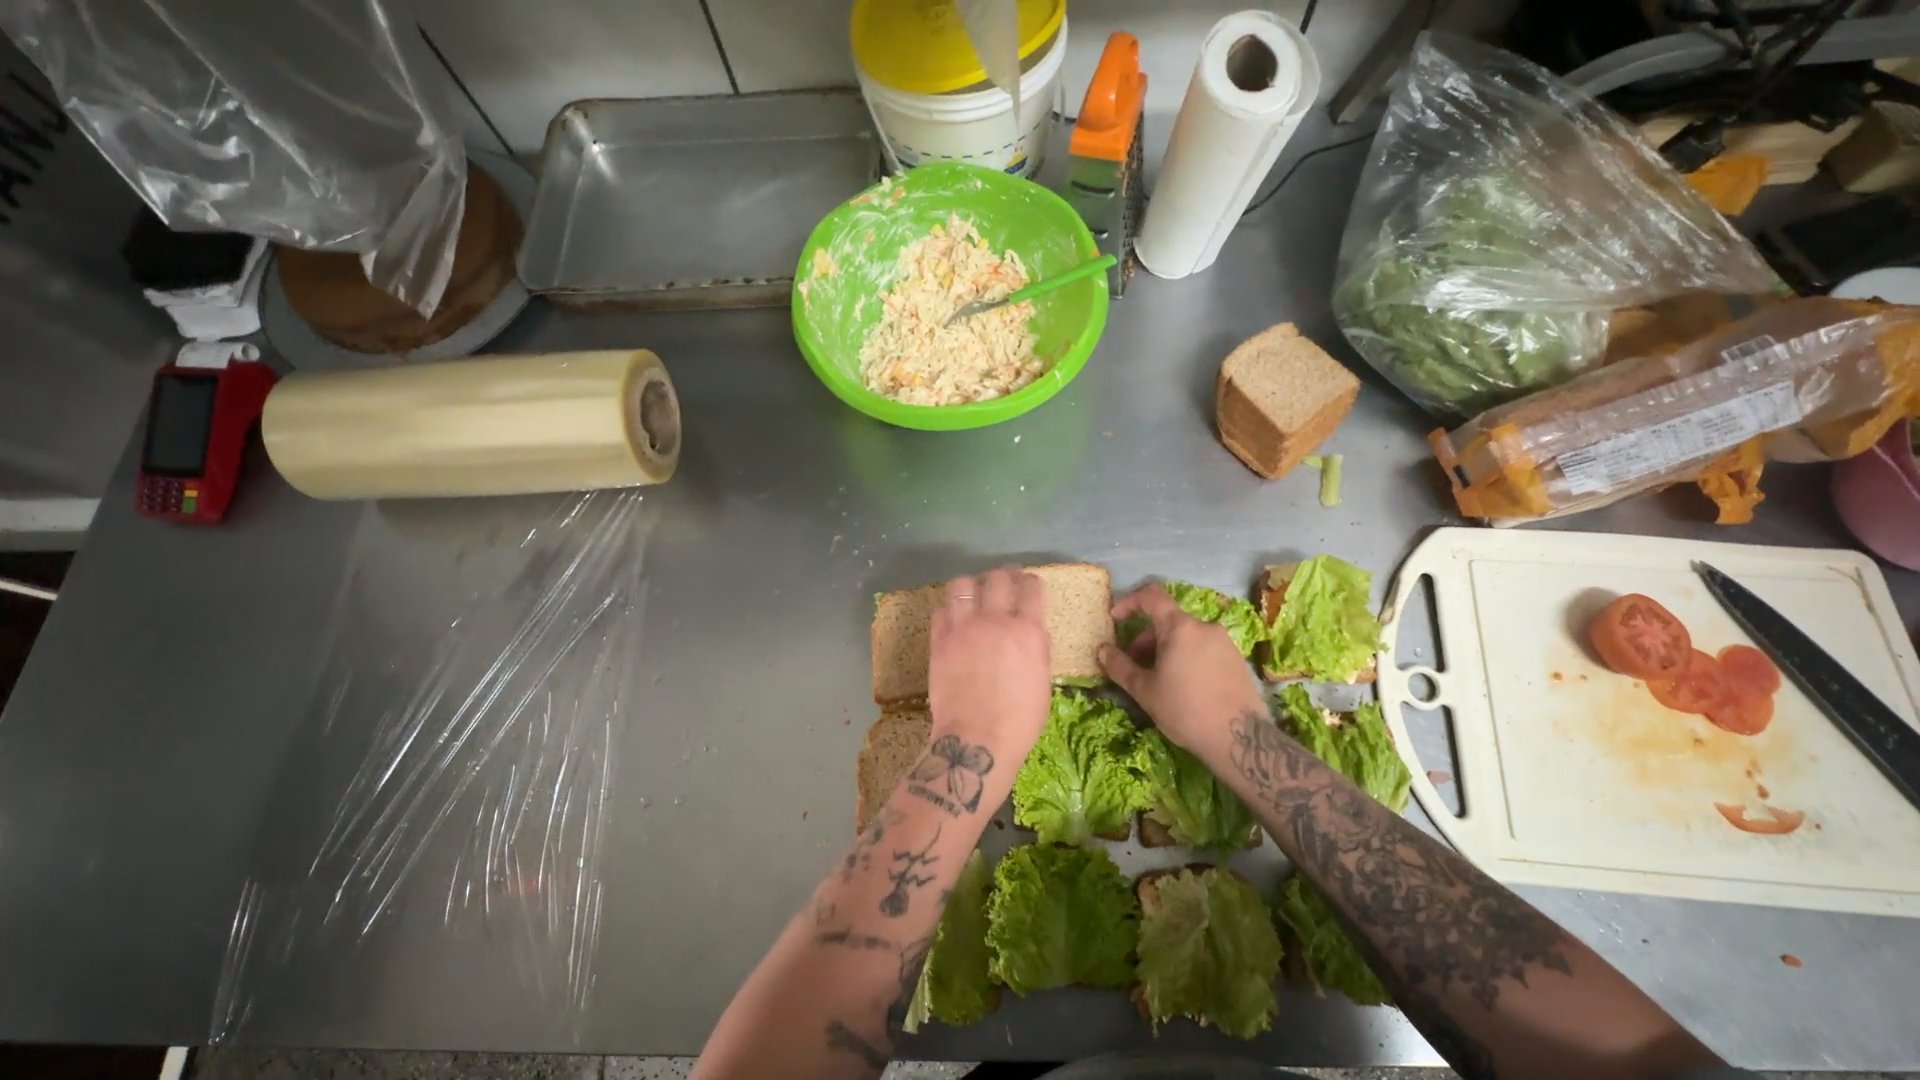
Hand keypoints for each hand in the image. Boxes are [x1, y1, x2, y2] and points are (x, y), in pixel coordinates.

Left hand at [927, 567, 1051, 756]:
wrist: (976, 739)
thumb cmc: (1019, 720)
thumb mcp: (1042, 682)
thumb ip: (1037, 650)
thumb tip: (1032, 632)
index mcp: (1027, 631)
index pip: (1031, 588)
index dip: (1030, 582)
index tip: (1028, 584)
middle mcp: (995, 621)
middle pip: (997, 578)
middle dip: (1003, 576)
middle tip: (1002, 583)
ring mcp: (964, 628)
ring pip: (962, 585)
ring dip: (971, 586)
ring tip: (973, 594)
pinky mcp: (939, 640)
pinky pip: (940, 611)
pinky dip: (949, 611)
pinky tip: (953, 620)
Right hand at [1099, 583, 1266, 751]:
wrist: (1239, 738)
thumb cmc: (1185, 710)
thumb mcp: (1145, 691)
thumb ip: (1120, 666)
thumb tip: (1102, 650)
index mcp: (1180, 628)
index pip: (1152, 596)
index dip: (1129, 602)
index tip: (1115, 619)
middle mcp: (1205, 627)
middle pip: (1168, 620)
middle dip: (1145, 637)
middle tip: (1133, 664)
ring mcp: (1225, 642)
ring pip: (1186, 635)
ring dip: (1165, 649)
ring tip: (1157, 679)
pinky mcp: (1236, 659)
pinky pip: (1203, 647)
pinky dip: (1186, 656)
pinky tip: (1183, 685)